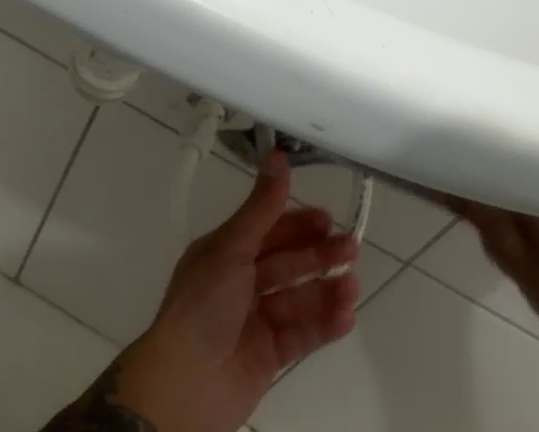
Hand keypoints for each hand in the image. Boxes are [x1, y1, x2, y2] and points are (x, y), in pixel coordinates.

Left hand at [113, 151, 361, 431]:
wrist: (185, 382)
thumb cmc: (203, 305)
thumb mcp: (231, 247)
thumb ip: (262, 207)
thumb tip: (277, 156)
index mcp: (223, 254)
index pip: (266, 230)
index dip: (296, 222)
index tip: (327, 217)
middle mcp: (239, 283)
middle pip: (286, 263)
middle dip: (318, 254)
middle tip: (351, 247)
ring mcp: (255, 320)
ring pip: (298, 298)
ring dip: (326, 290)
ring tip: (353, 285)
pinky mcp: (269, 355)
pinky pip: (302, 334)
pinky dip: (324, 324)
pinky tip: (346, 315)